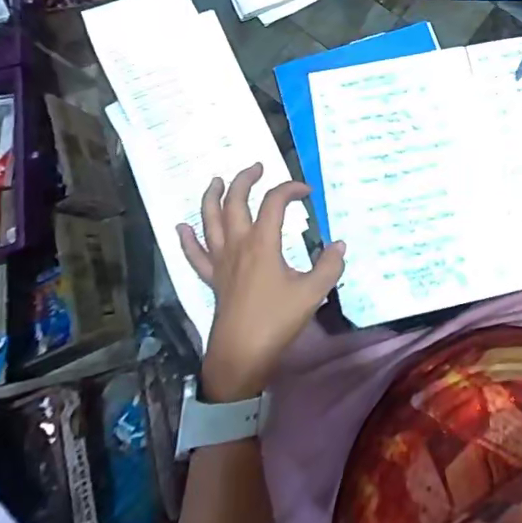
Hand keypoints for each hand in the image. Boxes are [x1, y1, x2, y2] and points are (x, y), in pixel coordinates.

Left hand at [177, 164, 345, 402]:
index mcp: (262, 244)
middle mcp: (238, 245)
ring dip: (212, 198)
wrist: (241, 355)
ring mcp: (221, 262)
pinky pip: (196, 255)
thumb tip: (339, 245)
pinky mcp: (213, 279)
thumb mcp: (314, 291)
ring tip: (216, 181)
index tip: (306, 192)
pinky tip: (182, 228)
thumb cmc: (277, 320)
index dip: (290, 190)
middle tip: (256, 168)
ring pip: (210, 222)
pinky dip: (188, 239)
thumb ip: (329, 265)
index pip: (274, 203)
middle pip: (235, 203)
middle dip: (245, 181)